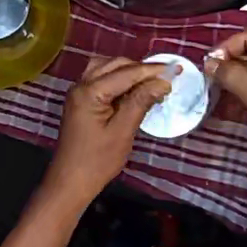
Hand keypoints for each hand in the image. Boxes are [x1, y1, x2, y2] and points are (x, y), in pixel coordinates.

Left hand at [45, 57, 172, 200]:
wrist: (70, 182)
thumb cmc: (97, 161)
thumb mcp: (123, 131)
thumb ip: (141, 102)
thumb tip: (162, 82)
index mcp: (90, 92)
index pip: (126, 73)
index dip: (152, 71)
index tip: (176, 70)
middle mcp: (81, 85)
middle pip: (115, 65)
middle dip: (141, 69)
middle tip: (166, 78)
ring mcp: (78, 92)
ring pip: (107, 68)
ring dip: (130, 71)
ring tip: (151, 82)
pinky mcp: (81, 101)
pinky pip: (101, 79)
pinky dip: (119, 80)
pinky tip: (134, 90)